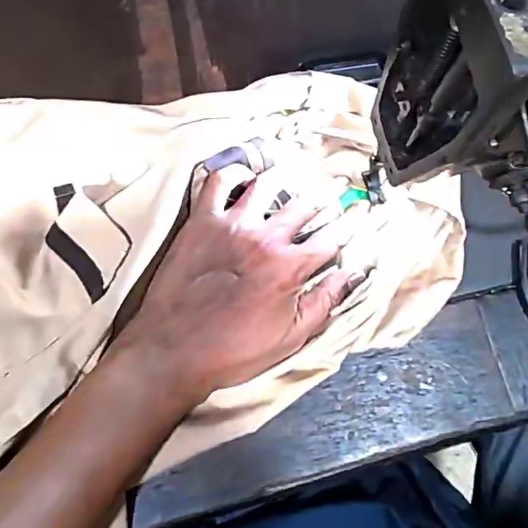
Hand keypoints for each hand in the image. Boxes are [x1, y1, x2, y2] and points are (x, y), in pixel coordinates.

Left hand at [110, 159, 367, 404]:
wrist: (173, 352)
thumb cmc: (232, 351)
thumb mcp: (291, 337)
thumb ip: (324, 302)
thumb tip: (348, 276)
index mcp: (289, 268)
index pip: (331, 237)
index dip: (347, 228)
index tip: (354, 222)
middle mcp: (264, 239)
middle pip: (305, 205)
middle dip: (323, 202)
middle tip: (328, 201)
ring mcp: (231, 226)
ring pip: (266, 185)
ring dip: (284, 183)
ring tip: (289, 186)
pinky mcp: (202, 222)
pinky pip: (219, 182)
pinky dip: (234, 175)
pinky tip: (243, 180)